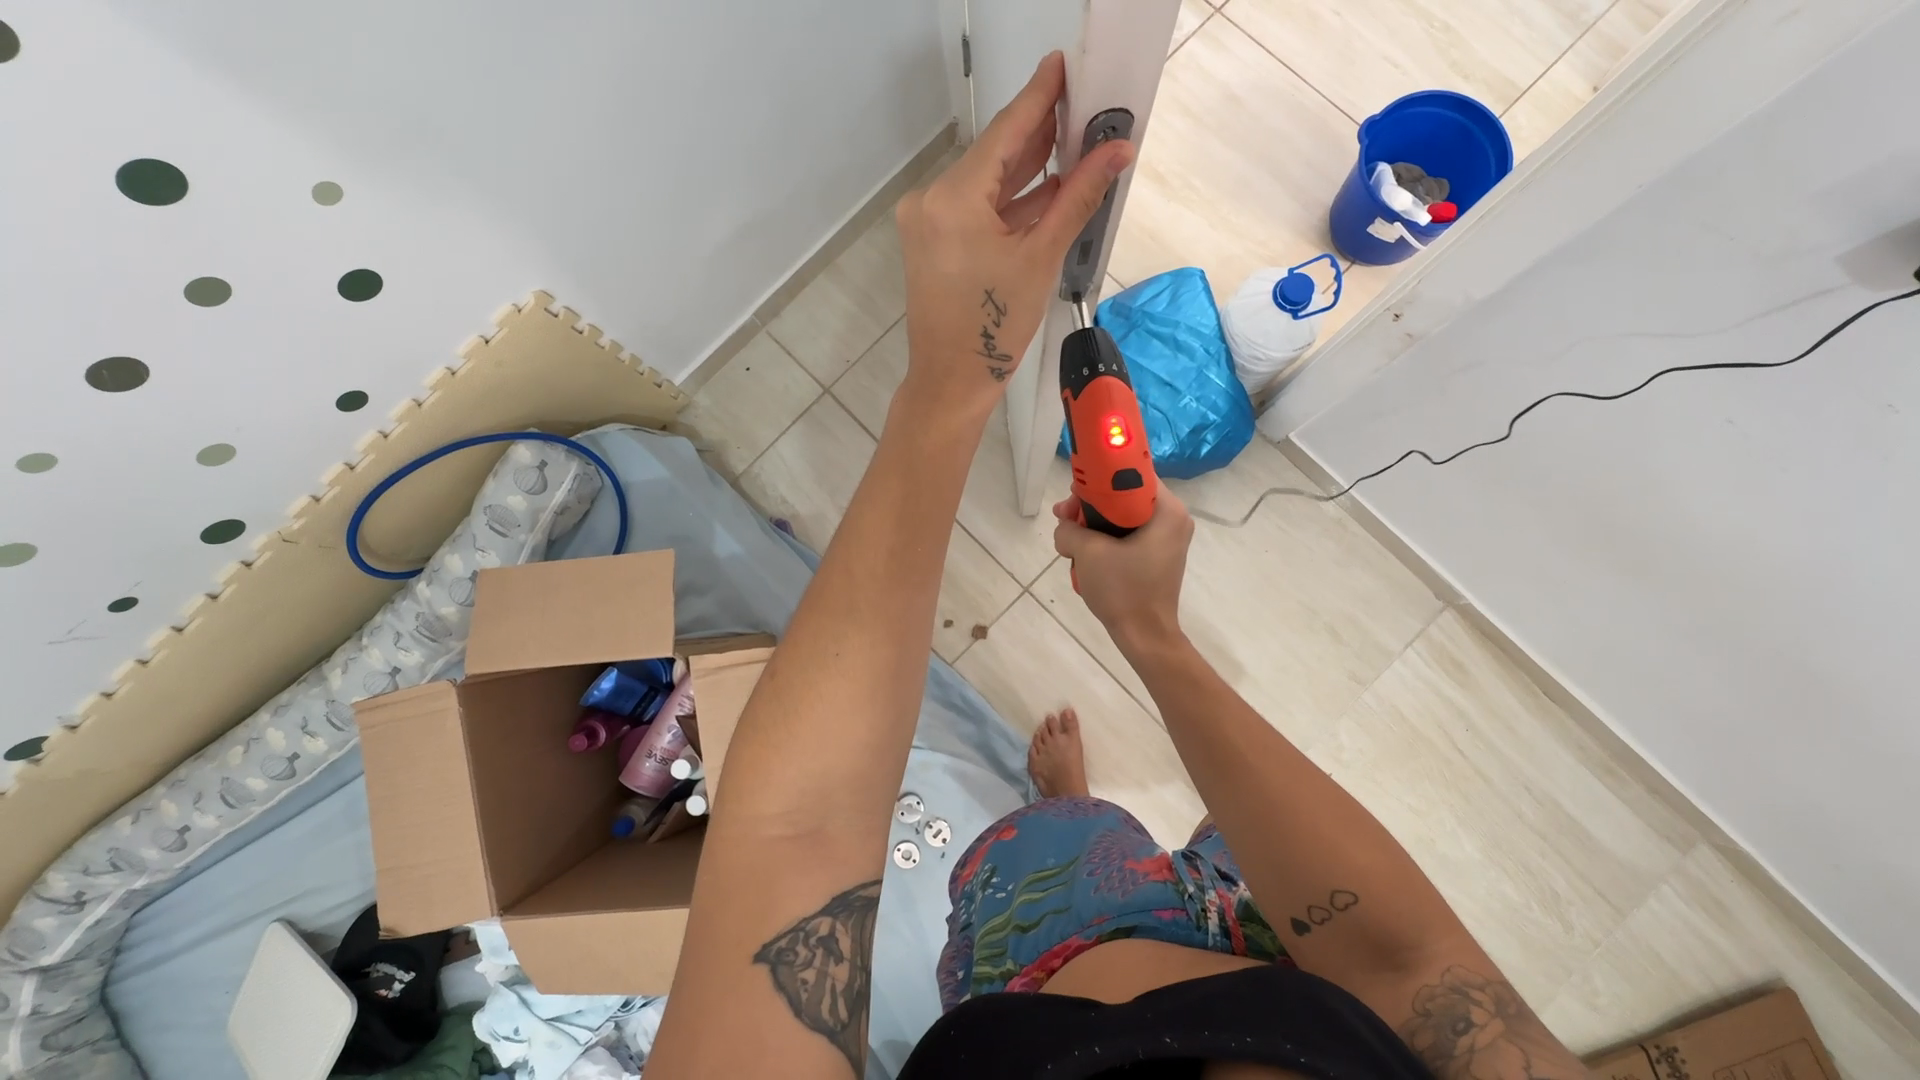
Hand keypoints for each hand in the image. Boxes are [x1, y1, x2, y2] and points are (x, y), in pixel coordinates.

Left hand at [894, 51, 1134, 419]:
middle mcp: (931, 199)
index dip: (1038, 97)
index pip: (1005, 132)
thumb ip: (1079, 196)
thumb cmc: (995, 328)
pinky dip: (1010, 200)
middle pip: (994, 154)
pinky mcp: (932, 239)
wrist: (952, 381)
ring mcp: (928, 220)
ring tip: (1074, 140)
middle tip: (1080, 105)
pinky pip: (976, 207)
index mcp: (953, 198)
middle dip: (1039, 133)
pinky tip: (1048, 185)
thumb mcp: (1042, 258)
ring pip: (987, 182)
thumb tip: (1118, 150)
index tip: (1062, 65)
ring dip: (1029, 168)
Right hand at [1052, 492, 1193, 652]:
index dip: (1100, 478)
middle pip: (1125, 496)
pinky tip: (1085, 554)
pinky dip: (1105, 539)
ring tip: (1069, 541)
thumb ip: (1069, 529)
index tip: (1075, 492)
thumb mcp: (1088, 553)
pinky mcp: (1157, 556)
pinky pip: (1127, 535)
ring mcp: (1166, 539)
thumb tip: (1064, 527)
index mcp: (1167, 511)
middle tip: (1064, 516)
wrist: (1144, 636)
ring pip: (1123, 517)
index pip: (1132, 474)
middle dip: (1091, 505)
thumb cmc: (1123, 590)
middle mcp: (1173, 519)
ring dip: (1093, 525)